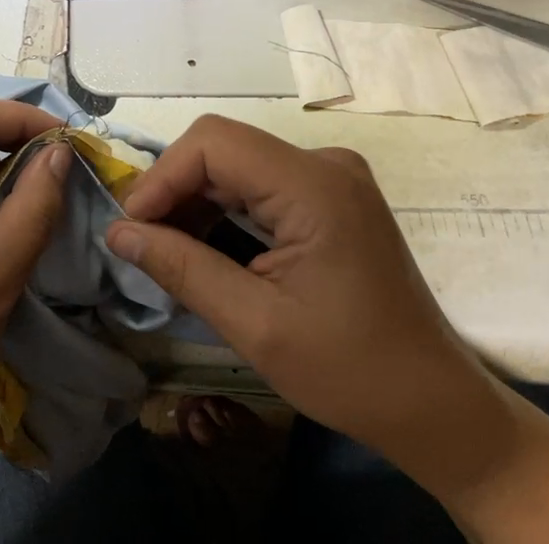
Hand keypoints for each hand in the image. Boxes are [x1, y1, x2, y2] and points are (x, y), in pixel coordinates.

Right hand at [104, 117, 548, 542]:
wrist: (433, 406)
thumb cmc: (348, 370)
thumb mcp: (253, 324)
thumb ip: (180, 267)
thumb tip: (116, 232)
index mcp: (315, 186)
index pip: (214, 143)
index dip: (162, 178)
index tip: (133, 230)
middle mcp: (326, 165)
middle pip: (224, 148)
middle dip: (174, 191)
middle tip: (144, 245)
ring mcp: (333, 179)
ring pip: (237, 164)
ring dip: (195, 202)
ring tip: (169, 252)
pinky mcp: (332, 199)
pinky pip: (260, 184)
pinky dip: (224, 211)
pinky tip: (206, 249)